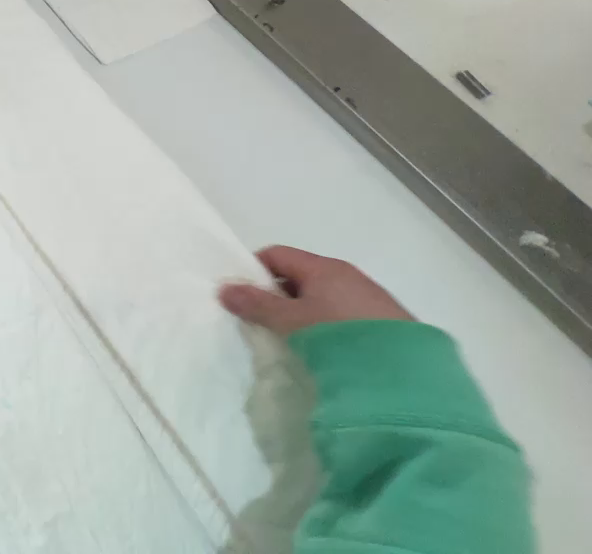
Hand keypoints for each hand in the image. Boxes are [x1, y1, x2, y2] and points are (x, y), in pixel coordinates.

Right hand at [218, 245, 413, 335]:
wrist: (410, 378)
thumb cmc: (338, 335)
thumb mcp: (288, 320)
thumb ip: (254, 303)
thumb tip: (223, 289)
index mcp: (325, 267)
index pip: (276, 255)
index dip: (255, 271)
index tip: (246, 295)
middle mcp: (351, 276)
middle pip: (301, 276)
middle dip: (280, 294)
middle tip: (267, 319)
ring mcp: (376, 301)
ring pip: (326, 297)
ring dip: (307, 312)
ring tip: (299, 338)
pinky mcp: (393, 326)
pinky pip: (349, 316)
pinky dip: (332, 326)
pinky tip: (332, 349)